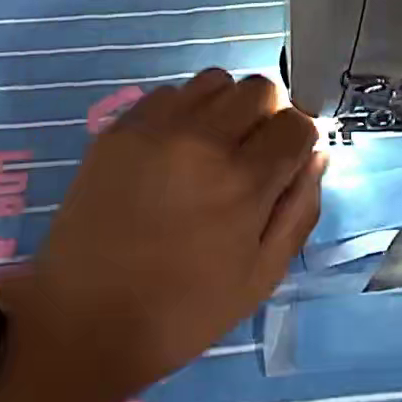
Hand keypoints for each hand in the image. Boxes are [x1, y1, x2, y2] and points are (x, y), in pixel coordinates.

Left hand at [0, 69, 323, 401]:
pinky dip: (184, 111)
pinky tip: (175, 149)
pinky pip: (169, 94)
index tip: (288, 161)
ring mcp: (155, 130)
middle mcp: (201, 142)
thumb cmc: (184, 310)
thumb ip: (299, 209)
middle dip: (269, 115)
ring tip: (214, 146)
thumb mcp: (261, 276)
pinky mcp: (118, 129)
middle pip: (259, 88)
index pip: (297, 123)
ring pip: (215, 81)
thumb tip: (317, 155)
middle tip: (253, 153)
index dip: (301, 140)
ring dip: (227, 106)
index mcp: (243, 183)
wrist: (84, 320)